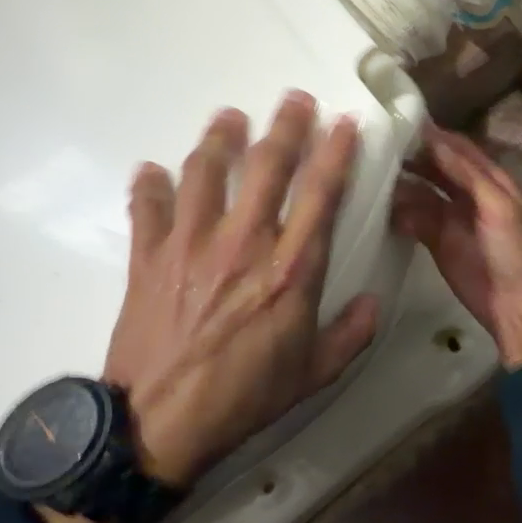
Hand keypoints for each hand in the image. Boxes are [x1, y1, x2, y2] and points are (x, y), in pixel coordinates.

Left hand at [103, 91, 381, 487]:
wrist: (160, 422)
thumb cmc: (248, 397)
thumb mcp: (317, 373)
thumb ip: (351, 334)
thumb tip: (373, 302)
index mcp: (292, 271)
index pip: (321, 195)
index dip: (336, 153)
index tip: (345, 124)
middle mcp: (243, 245)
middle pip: (267, 168)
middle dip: (285, 127)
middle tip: (294, 100)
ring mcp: (189, 246)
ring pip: (205, 173)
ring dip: (220, 138)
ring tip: (231, 117)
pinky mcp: (148, 259)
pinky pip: (148, 207)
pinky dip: (151, 185)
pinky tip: (156, 171)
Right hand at [391, 126, 521, 368]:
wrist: (515, 305)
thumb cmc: (514, 252)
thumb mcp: (498, 207)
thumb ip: (467, 174)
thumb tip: (434, 140)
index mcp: (492, 181)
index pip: (459, 149)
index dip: (434, 135)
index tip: (399, 120)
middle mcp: (470, 194)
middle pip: (437, 167)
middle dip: (411, 156)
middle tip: (374, 143)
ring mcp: (452, 218)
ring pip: (421, 192)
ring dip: (400, 183)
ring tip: (368, 170)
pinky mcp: (436, 242)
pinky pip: (413, 219)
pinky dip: (396, 212)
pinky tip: (374, 204)